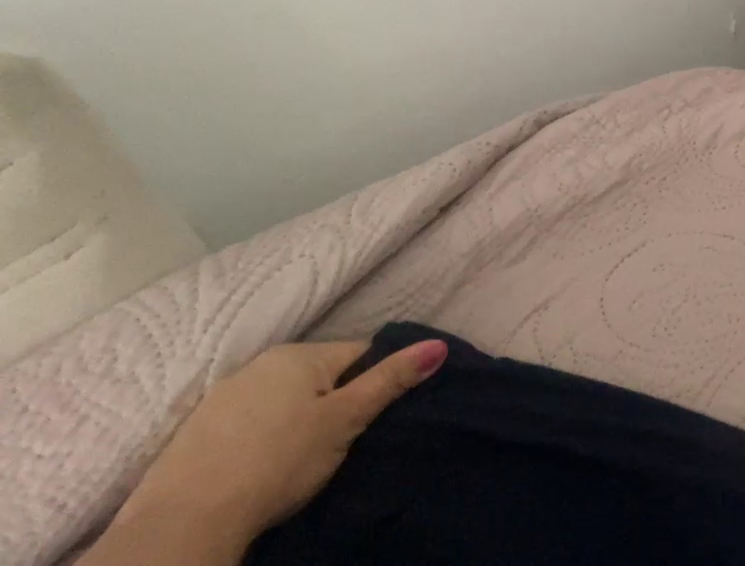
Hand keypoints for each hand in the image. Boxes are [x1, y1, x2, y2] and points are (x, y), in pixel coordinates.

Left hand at [81, 339, 447, 565]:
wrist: (183, 522)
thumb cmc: (279, 460)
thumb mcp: (346, 420)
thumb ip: (391, 380)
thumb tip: (439, 345)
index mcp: (298, 355)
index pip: (361, 353)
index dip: (378, 381)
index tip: (378, 414)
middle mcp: (258, 365)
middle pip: (321, 375)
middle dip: (338, 399)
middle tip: (346, 438)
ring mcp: (220, 398)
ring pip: (284, 399)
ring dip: (301, 418)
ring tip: (306, 455)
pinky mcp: (194, 433)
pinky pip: (250, 422)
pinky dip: (266, 436)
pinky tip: (266, 465)